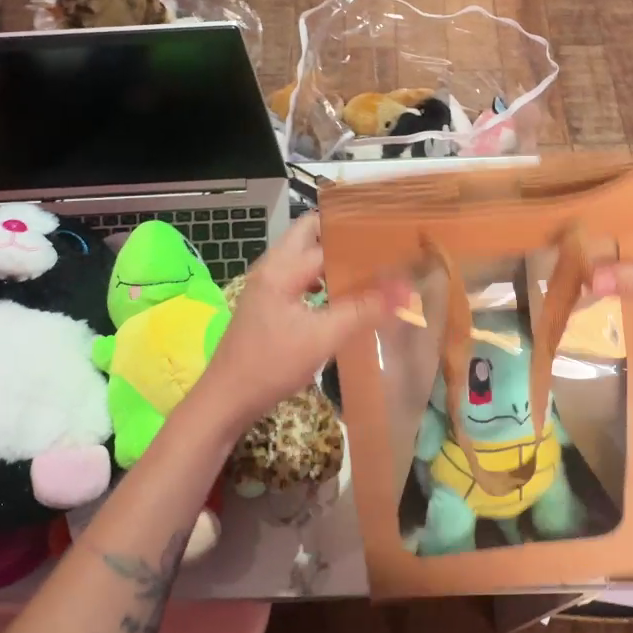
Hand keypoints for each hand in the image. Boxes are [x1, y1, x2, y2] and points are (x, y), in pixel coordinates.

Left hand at [194, 215, 402, 432]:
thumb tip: (405, 291)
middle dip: (342, 237)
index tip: (392, 242)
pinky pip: (297, 276)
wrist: (226, 399)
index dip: (359, 240)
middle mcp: (271, 267)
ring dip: (330, 257)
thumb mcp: (322, 338)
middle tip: (378, 248)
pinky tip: (339, 297)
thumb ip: (364, 310)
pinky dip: (319, 277)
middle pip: (309, 233)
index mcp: (282, 268)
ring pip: (302, 255)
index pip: (327, 239)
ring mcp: (266, 285)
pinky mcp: (266, 303)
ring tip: (366, 269)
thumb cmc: (271, 365)